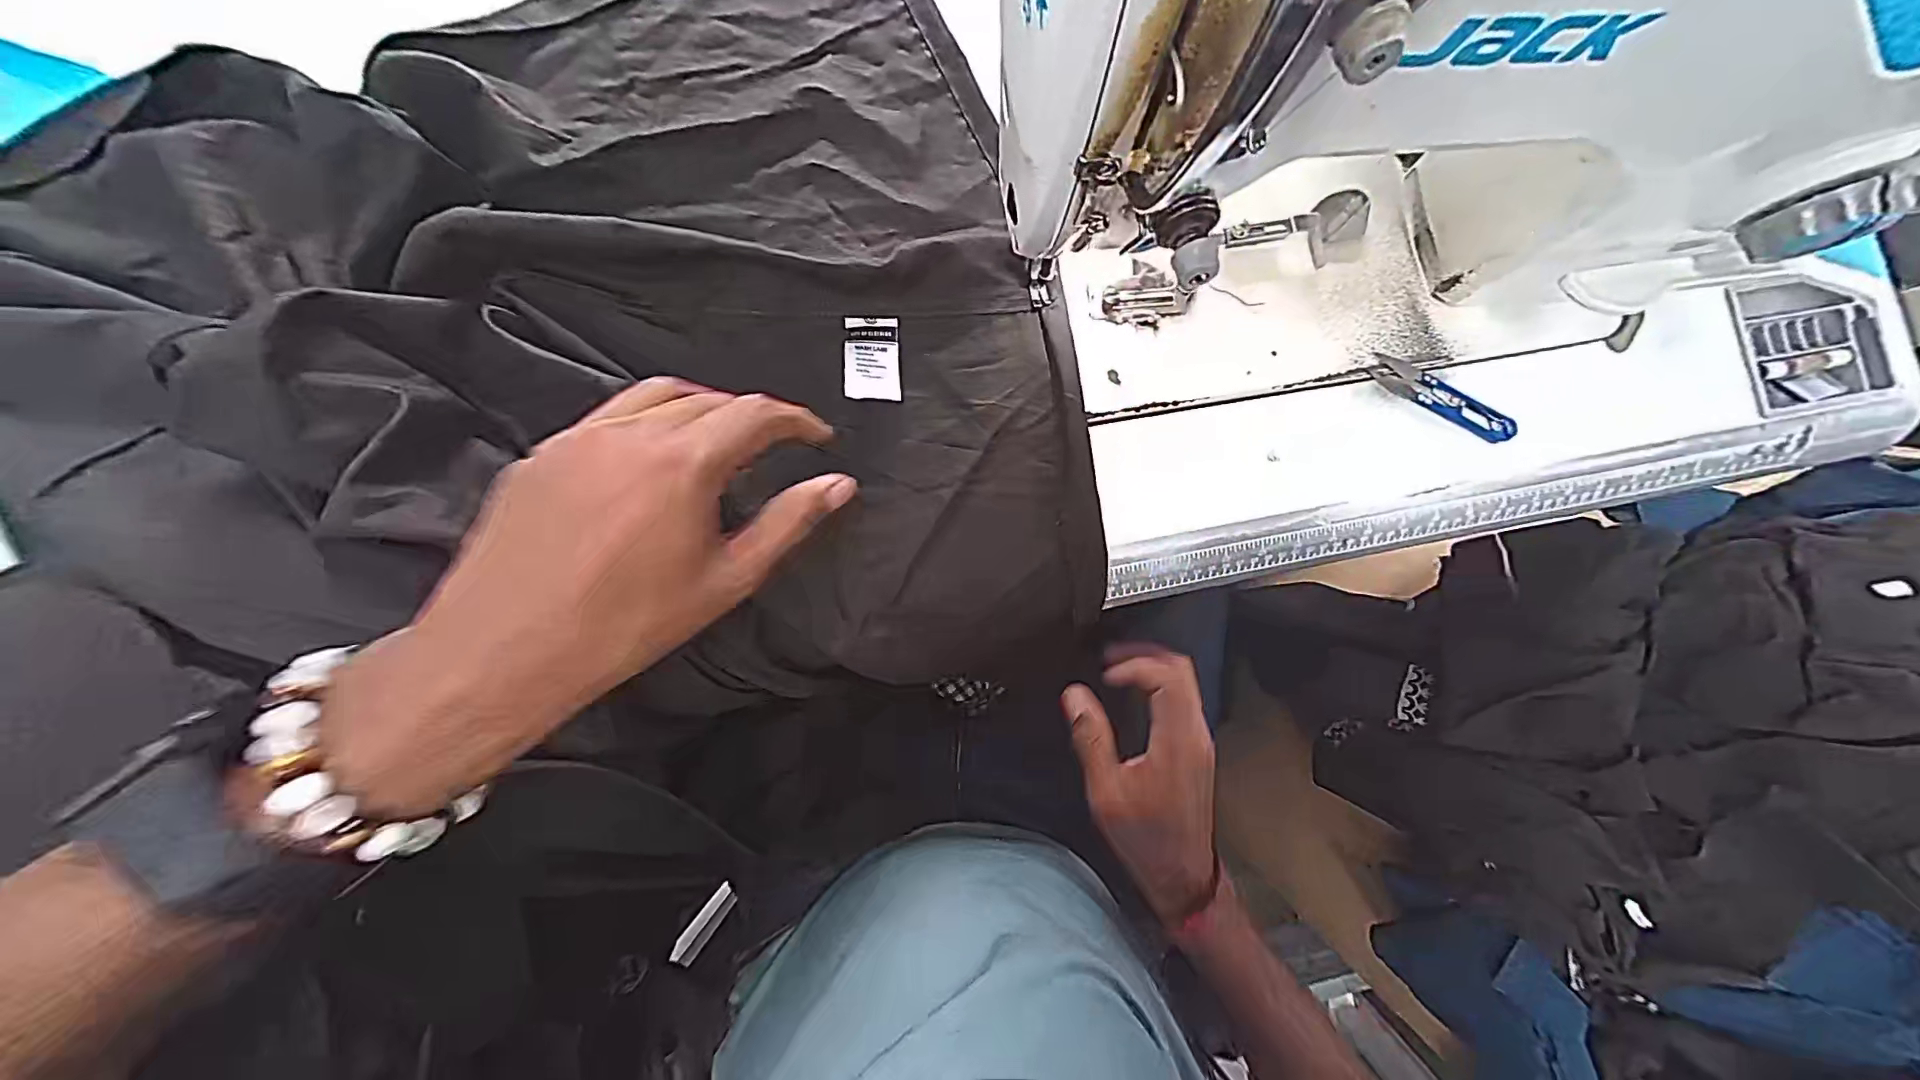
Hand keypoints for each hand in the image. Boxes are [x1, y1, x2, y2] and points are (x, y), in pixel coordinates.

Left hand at [323, 378, 856, 814]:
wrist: (508, 649)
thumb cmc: (619, 625)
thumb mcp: (727, 578)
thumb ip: (789, 522)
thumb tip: (834, 488)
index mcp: (680, 464)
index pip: (755, 413)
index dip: (795, 420)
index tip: (812, 434)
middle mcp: (628, 437)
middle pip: (710, 399)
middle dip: (752, 415)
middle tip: (774, 444)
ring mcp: (580, 439)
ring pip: (657, 396)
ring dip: (701, 408)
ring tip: (720, 441)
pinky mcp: (545, 454)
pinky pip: (609, 414)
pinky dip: (648, 421)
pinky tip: (653, 458)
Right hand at [1061, 645, 1217, 926]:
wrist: (1183, 874)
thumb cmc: (1147, 841)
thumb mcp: (1106, 791)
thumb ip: (1090, 737)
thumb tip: (1075, 698)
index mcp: (1176, 741)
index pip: (1166, 677)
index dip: (1133, 663)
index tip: (1106, 672)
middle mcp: (1196, 736)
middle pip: (1182, 669)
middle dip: (1145, 653)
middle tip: (1112, 657)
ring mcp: (1201, 742)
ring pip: (1186, 681)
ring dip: (1153, 667)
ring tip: (1119, 669)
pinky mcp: (1198, 749)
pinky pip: (1185, 699)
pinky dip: (1160, 684)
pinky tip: (1136, 693)